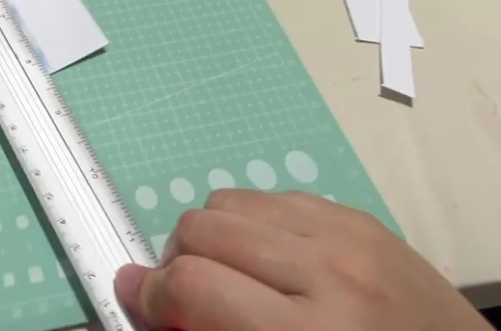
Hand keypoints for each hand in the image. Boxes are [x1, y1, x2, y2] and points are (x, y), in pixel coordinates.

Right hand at [115, 190, 488, 330]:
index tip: (140, 303)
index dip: (153, 294)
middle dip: (177, 264)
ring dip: (211, 239)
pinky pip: (272, 197)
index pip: (196, 284)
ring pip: (229, 202)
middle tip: (184, 300)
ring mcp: (348, 234)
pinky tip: (272, 264)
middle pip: (202, 229)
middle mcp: (330, 272)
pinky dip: (252, 225)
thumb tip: (147, 301)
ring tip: (229, 278)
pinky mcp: (360, 217)